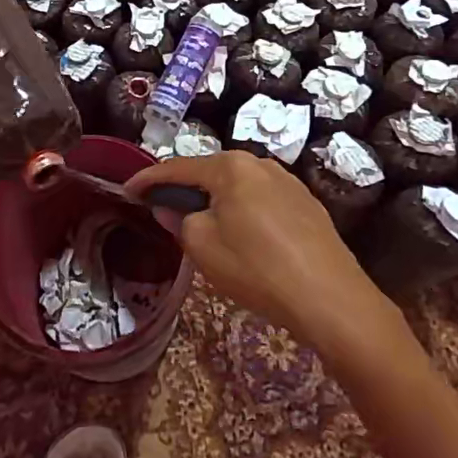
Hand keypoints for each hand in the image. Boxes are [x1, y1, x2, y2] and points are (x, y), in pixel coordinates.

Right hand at [124, 151, 397, 348]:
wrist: (329, 295)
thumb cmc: (257, 268)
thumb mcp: (204, 248)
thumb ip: (181, 221)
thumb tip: (171, 207)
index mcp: (231, 167)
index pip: (178, 168)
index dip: (149, 179)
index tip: (127, 190)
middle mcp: (260, 163)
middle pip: (211, 172)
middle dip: (186, 190)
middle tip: (165, 211)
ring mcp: (288, 180)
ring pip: (239, 186)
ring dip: (217, 201)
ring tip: (205, 228)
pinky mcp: (306, 202)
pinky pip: (262, 199)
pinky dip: (244, 211)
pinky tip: (245, 237)